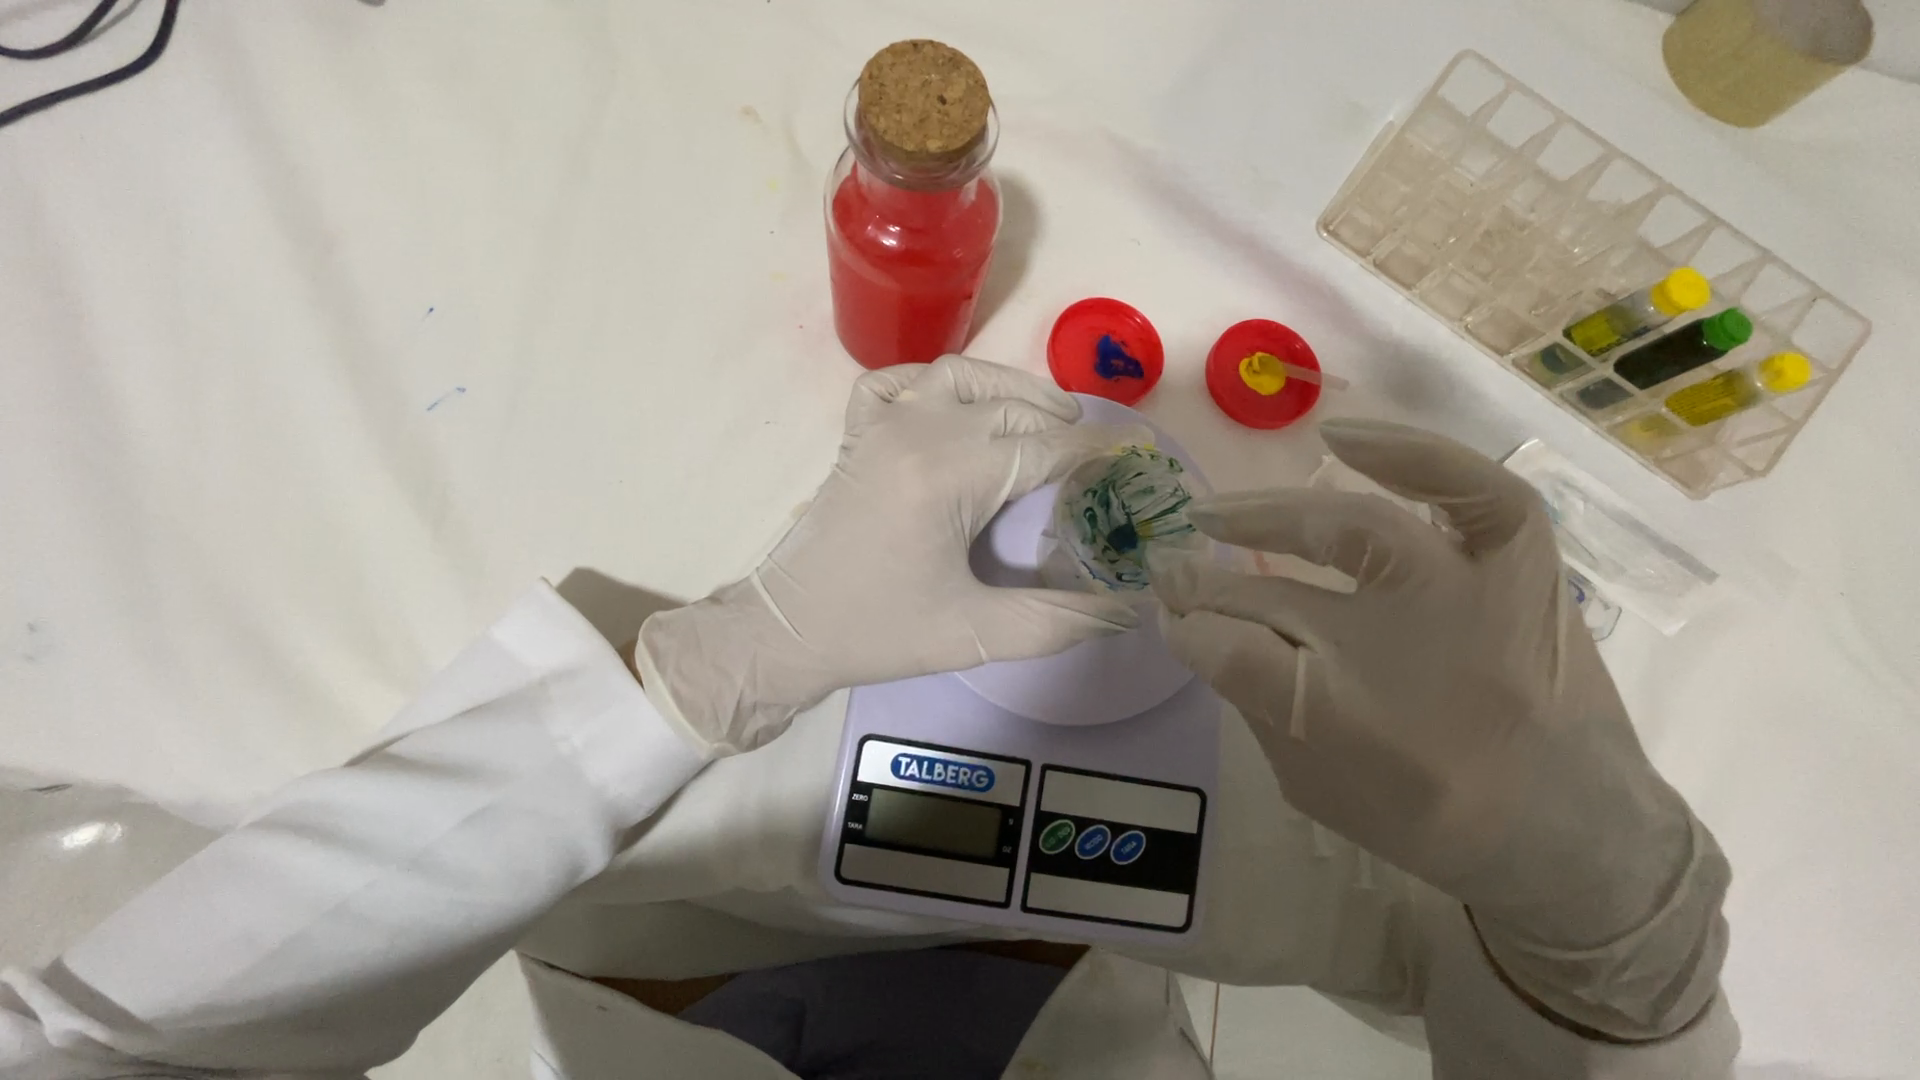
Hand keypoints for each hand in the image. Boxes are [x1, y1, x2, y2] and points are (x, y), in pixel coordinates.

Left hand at [636, 355, 1146, 755]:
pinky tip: (954, 406)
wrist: (789, 631)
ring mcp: (881, 425)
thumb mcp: (974, 635)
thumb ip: (1058, 620)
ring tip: (1043, 420)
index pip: (1044, 448)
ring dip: (1009, 390)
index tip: (1130, 463)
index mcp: (950, 474)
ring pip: (961, 376)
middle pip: (1011, 407)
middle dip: (1060, 427)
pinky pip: (897, 381)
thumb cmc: (879, 632)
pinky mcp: (856, 434)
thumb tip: (1126, 610)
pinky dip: (933, 381)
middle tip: (1091, 460)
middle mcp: (918, 431)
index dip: (1094, 455)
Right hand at [1153, 419, 1728, 1039]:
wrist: (1575, 836)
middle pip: (1278, 599)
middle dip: (1206, 585)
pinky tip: (1346, 439)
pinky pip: (1478, 496)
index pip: (1233, 657)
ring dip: (1273, 518)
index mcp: (1349, 724)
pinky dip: (1414, 455)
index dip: (1191, 632)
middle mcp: (1409, 653)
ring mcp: (1474, 601)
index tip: (1167, 619)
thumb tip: (1195, 627)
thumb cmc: (1428, 811)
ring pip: (1358, 533)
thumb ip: (1253, 702)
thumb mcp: (1312, 782)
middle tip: (1168, 569)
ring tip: (1218, 513)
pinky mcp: (1524, 574)